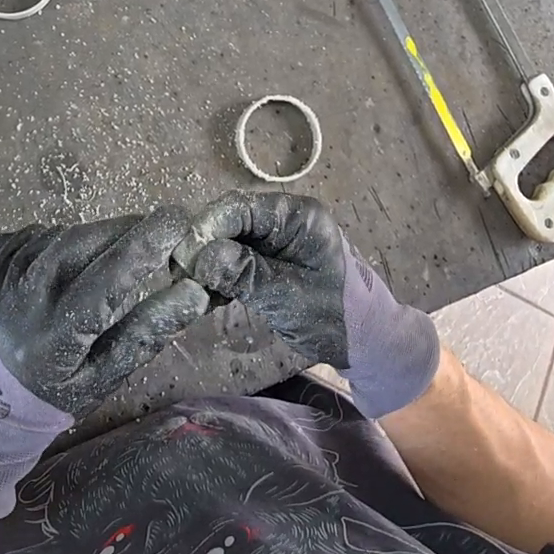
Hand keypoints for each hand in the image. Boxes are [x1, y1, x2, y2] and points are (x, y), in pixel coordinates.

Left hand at [0, 207, 209, 517]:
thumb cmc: (53, 396)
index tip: (179, 219)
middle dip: (125, 230)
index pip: (110, 276)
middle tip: (152, 231)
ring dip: (90, 238)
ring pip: (58, 235)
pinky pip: (30, 238)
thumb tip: (195, 291)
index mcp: (56, 334)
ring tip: (102, 259)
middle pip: (83, 242)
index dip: (146, 244)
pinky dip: (55, 243)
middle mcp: (20, 300)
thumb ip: (148, 331)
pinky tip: (60, 268)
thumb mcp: (105, 376)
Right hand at [188, 191, 439, 417]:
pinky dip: (222, 277)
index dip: (207, 229)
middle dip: (204, 247)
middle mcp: (286, 220)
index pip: (240, 208)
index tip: (182, 257)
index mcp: (298, 216)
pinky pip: (240, 260)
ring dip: (210, 265)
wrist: (372, 344)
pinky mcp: (274, 261)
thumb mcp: (287, 297)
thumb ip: (243, 274)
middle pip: (231, 223)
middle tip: (181, 278)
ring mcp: (280, 240)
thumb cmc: (336, 317)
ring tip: (190, 291)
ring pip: (231, 242)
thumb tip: (197, 255)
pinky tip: (206, 297)